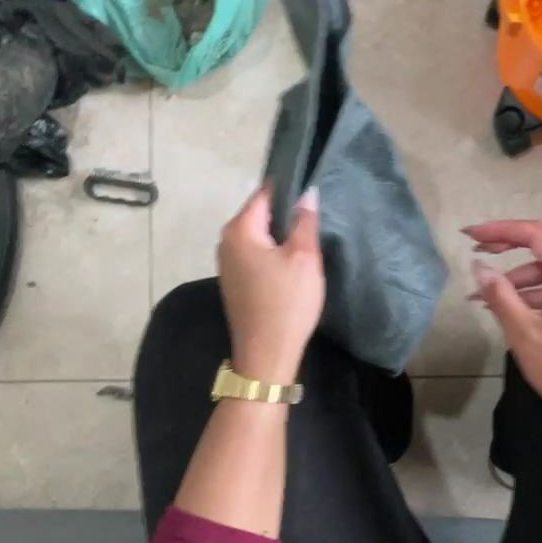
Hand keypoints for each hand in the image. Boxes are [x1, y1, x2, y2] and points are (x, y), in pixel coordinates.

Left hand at [218, 185, 325, 384]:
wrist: (267, 354)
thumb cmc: (287, 302)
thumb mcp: (304, 257)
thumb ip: (305, 221)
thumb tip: (307, 192)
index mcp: (239, 229)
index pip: (265, 193)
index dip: (289, 188)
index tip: (313, 187)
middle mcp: (226, 241)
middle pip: (259, 214)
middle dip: (285, 213)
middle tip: (316, 216)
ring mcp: (227, 263)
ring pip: (258, 236)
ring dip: (280, 235)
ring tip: (308, 238)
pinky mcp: (234, 282)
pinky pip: (255, 254)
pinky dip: (272, 253)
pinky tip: (292, 262)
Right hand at [465, 219, 541, 440]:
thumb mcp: (524, 334)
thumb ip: (500, 295)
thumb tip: (479, 266)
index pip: (537, 233)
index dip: (501, 229)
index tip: (469, 233)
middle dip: (517, 237)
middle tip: (485, 248)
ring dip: (523, 270)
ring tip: (488, 295)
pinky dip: (537, 289)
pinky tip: (514, 311)